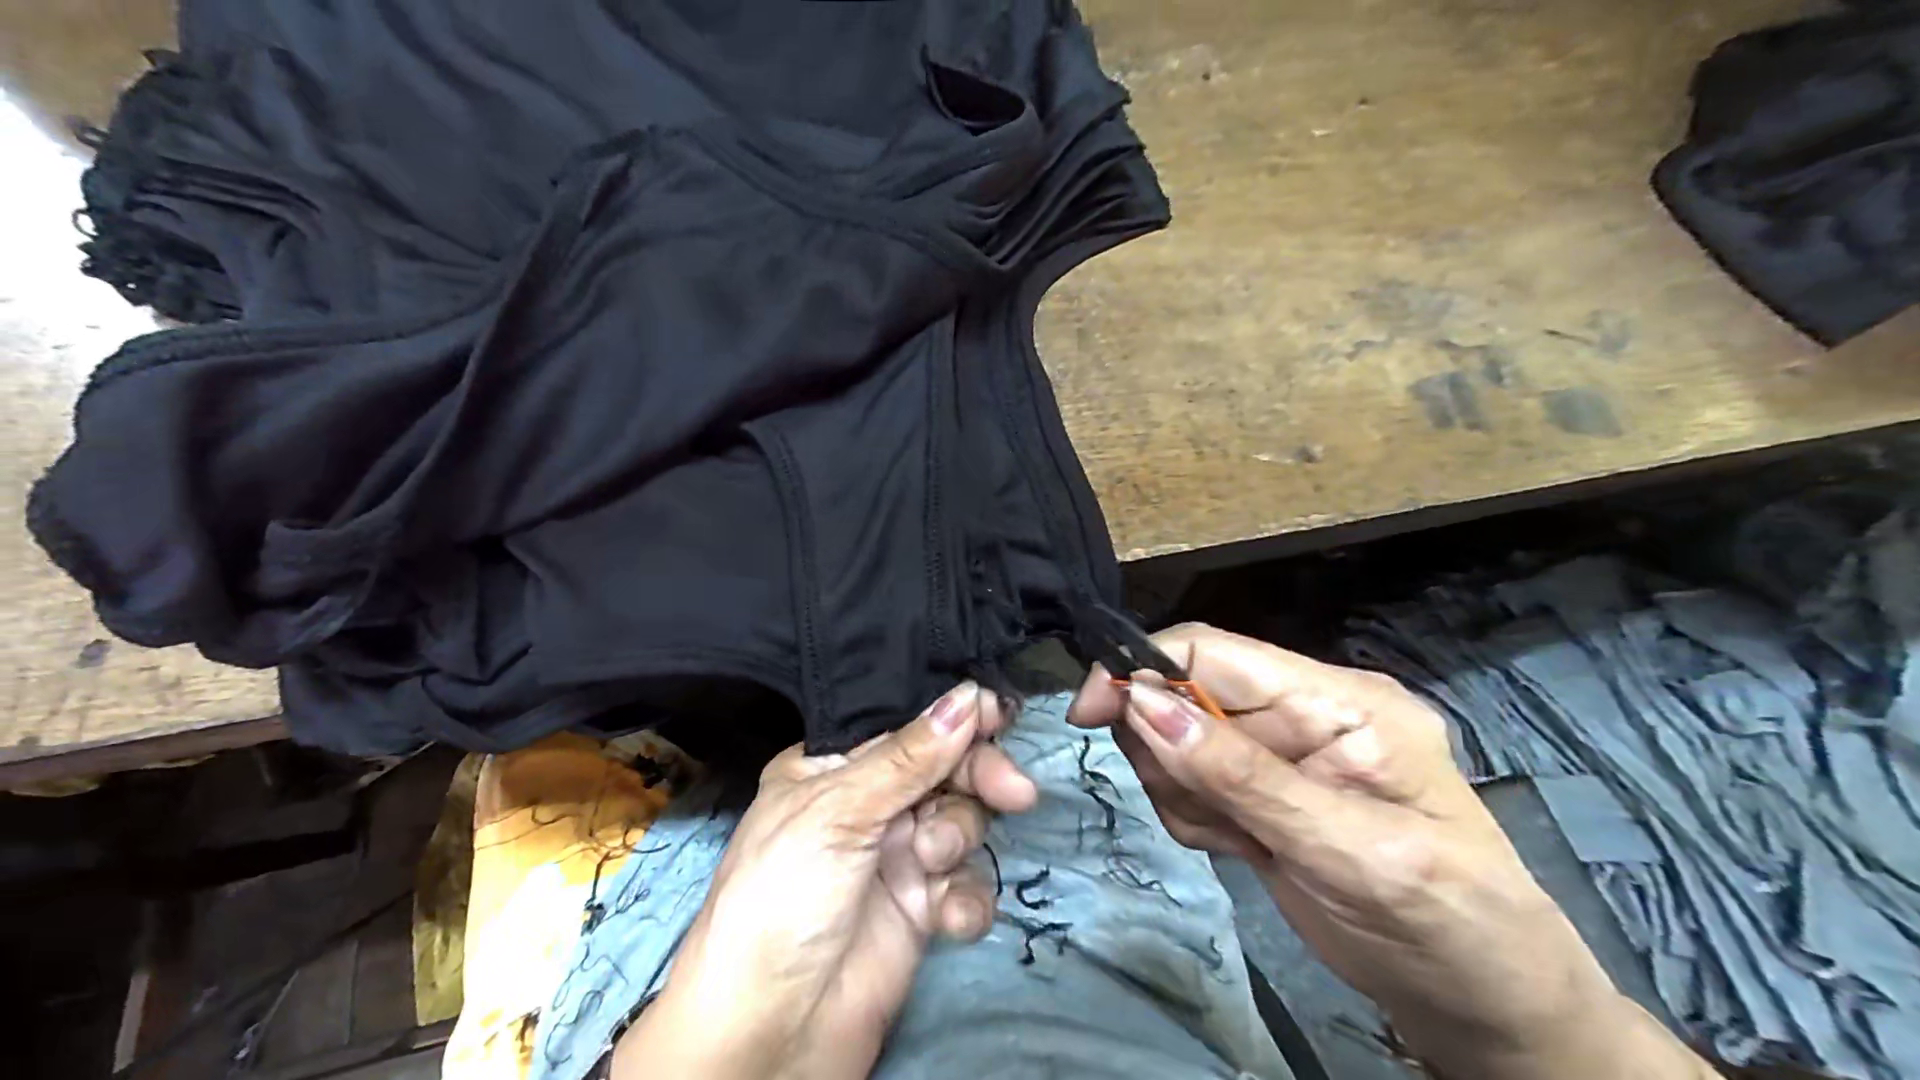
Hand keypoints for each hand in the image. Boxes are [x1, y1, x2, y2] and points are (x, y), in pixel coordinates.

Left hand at [613, 682, 1036, 1079]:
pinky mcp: (921, 907)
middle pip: (946, 768)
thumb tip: (969, 694)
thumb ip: (909, 756)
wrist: (767, 1038)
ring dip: (959, 837)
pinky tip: (947, 921)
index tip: (1000, 712)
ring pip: (962, 820)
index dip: (954, 716)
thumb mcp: (838, 812)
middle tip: (1014, 792)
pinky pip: (966, 883)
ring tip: (933, 862)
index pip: (907, 725)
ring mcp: (897, 855)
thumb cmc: (784, 896)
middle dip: (980, 776)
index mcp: (836, 767)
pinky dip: (966, 898)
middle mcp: (870, 803)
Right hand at [1069, 623, 1713, 1079]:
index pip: (1213, 650)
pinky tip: (1240, 849)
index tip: (1089, 714)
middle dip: (1165, 749)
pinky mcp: (1254, 790)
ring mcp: (1274, 752)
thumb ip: (1245, 775)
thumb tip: (1144, 705)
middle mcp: (1298, 711)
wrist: (1489, 1014)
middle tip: (1198, 810)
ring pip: (1171, 740)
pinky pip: (1183, 782)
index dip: (1141, 668)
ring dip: (1179, 791)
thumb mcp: (1357, 853)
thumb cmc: (1456, 929)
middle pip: (1181, 691)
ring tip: (1236, 840)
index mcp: (1336, 700)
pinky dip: (1189, 815)